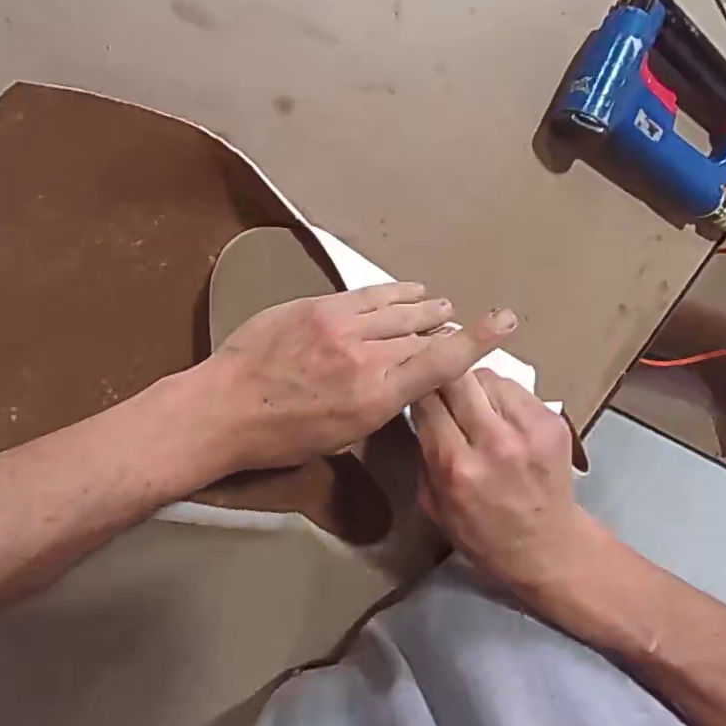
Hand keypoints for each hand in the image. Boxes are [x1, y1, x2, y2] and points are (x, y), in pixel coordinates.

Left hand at [193, 283, 518, 471]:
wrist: (223, 407)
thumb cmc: (279, 436)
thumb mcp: (341, 436)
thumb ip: (379, 405)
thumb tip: (403, 382)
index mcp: (375, 398)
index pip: (440, 363)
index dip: (477, 341)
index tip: (502, 323)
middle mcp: (366, 357)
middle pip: (423, 334)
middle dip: (444, 329)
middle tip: (456, 325)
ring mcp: (342, 326)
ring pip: (400, 310)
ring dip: (425, 307)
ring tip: (440, 304)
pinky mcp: (320, 306)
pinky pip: (369, 295)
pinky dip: (395, 292)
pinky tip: (410, 289)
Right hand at [414, 369, 598, 596]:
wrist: (549, 548)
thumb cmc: (484, 534)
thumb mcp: (434, 503)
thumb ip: (423, 453)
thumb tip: (417, 408)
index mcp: (457, 466)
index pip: (426, 400)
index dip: (418, 388)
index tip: (415, 388)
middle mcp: (494, 441)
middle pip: (456, 376)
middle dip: (443, 376)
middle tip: (440, 385)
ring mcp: (529, 427)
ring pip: (486, 374)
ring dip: (472, 383)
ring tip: (473, 403)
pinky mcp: (552, 419)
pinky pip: (514, 386)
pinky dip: (500, 393)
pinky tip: (499, 413)